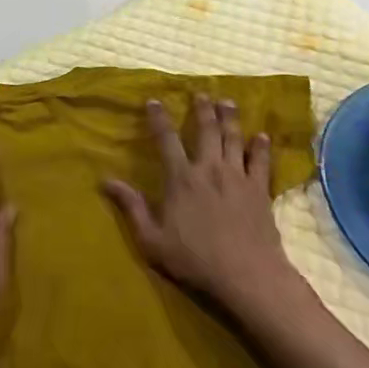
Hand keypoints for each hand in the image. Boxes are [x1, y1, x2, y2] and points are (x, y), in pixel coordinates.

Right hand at [105, 94, 295, 306]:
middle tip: (201, 93)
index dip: (159, 118)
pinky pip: (261, 161)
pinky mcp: (260, 190)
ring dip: (230, 118)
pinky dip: (261, 147)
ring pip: (234, 138)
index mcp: (181, 179)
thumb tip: (106, 181)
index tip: (154, 100)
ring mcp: (238, 177)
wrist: (246, 274)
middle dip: (202, 109)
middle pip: (207, 130)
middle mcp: (209, 169)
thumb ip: (132, 207)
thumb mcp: (152, 239)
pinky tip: (262, 136)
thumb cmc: (194, 259)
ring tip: (227, 102)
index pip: (166, 140)